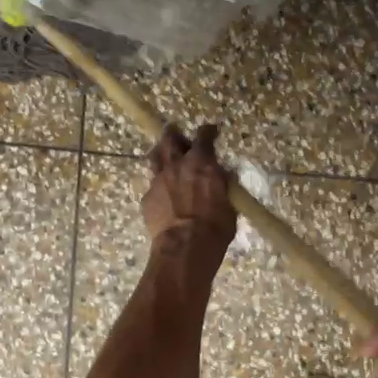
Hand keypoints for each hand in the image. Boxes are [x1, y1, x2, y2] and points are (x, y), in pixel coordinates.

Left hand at [144, 124, 235, 252]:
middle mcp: (178, 165)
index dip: (208, 131)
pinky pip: (152, 184)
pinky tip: (162, 192)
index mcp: (202, 163)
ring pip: (155, 157)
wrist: (185, 247)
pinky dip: (158, 184)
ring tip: (162, 154)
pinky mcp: (148, 197)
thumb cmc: (215, 227)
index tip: (211, 130)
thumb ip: (222, 186)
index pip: (204, 136)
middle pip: (170, 139)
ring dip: (160, 153)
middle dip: (174, 134)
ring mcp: (159, 180)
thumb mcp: (229, 204)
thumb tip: (222, 176)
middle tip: (176, 133)